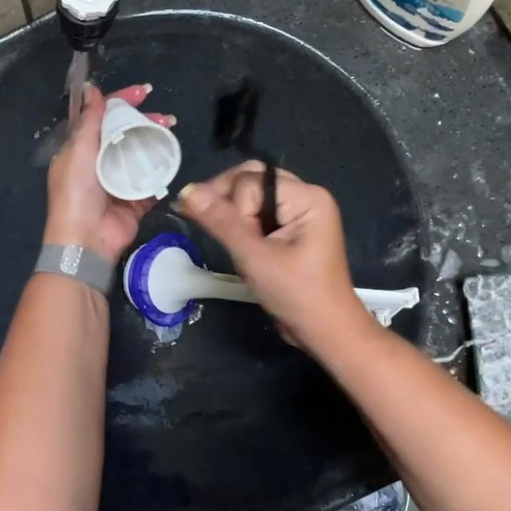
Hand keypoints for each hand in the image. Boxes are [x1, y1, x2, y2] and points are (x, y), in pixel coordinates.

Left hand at [43, 83, 175, 259]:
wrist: (86, 240)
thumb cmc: (76, 192)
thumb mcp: (79, 151)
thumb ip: (89, 120)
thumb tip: (92, 88)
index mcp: (81, 150)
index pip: (102, 117)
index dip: (122, 101)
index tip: (144, 92)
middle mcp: (99, 164)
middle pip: (125, 135)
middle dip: (145, 121)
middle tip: (166, 117)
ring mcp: (118, 183)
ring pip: (141, 155)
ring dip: (157, 142)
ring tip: (172, 132)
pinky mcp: (134, 202)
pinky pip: (151, 183)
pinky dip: (162, 172)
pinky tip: (173, 159)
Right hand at [174, 162, 369, 350]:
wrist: (324, 331)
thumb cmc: (296, 294)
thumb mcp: (254, 258)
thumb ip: (221, 222)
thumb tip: (187, 192)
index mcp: (306, 197)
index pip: (251, 180)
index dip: (233, 206)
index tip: (234, 240)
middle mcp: (305, 197)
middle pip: (251, 180)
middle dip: (227, 203)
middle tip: (212, 229)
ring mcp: (298, 214)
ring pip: (251, 197)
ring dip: (234, 217)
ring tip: (232, 245)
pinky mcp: (290, 231)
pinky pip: (258, 214)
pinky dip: (242, 227)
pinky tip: (238, 246)